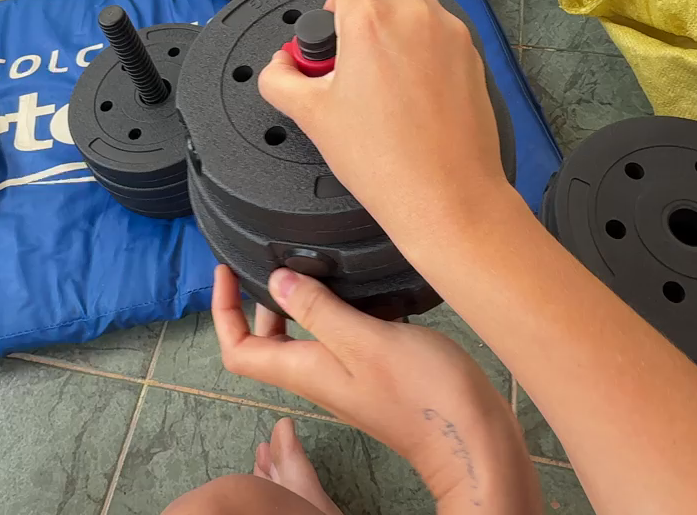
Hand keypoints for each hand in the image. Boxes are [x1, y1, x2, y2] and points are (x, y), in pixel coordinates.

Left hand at [211, 265, 535, 509]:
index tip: (227, 271)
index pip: (239, 349)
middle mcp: (319, 373)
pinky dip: (336, 305)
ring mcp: (346, 372)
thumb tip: (274, 281)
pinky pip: (338, 332)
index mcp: (305, 369)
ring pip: (303, 332)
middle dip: (260, 298)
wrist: (472, 438)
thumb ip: (317, 309)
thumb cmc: (422, 394)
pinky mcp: (373, 367)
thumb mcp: (363, 340)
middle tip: (276, 258)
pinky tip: (359, 285)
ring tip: (316, 262)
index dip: (224, 311)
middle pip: (267, 339)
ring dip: (300, 298)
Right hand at [258, 0, 511, 245]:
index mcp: (369, 21)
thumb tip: (279, 66)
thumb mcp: (312, 117)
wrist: (447, 193)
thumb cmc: (383, 159)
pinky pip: (443, 25)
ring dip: (398, 14)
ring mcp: (449, 32)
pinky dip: (426, 37)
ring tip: (386, 63)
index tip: (333, 27)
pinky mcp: (472, 52)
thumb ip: (281, 79)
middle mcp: (413, 15)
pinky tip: (415, 81)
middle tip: (356, 41)